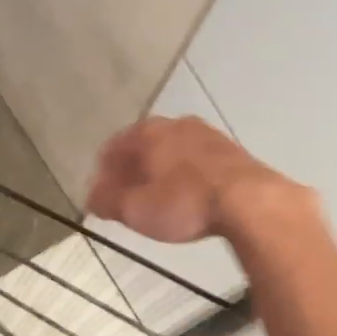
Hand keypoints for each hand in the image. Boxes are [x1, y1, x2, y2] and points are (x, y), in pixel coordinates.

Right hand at [86, 116, 305, 243]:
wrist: (246, 201)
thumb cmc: (183, 203)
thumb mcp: (136, 210)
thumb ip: (108, 202)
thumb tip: (90, 197)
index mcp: (149, 133)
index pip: (115, 145)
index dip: (103, 170)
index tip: (98, 190)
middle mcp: (177, 125)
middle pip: (144, 145)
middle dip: (130, 169)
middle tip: (123, 194)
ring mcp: (206, 135)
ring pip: (170, 151)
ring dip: (157, 171)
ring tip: (152, 196)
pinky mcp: (229, 152)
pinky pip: (193, 161)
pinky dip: (180, 175)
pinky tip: (181, 195)